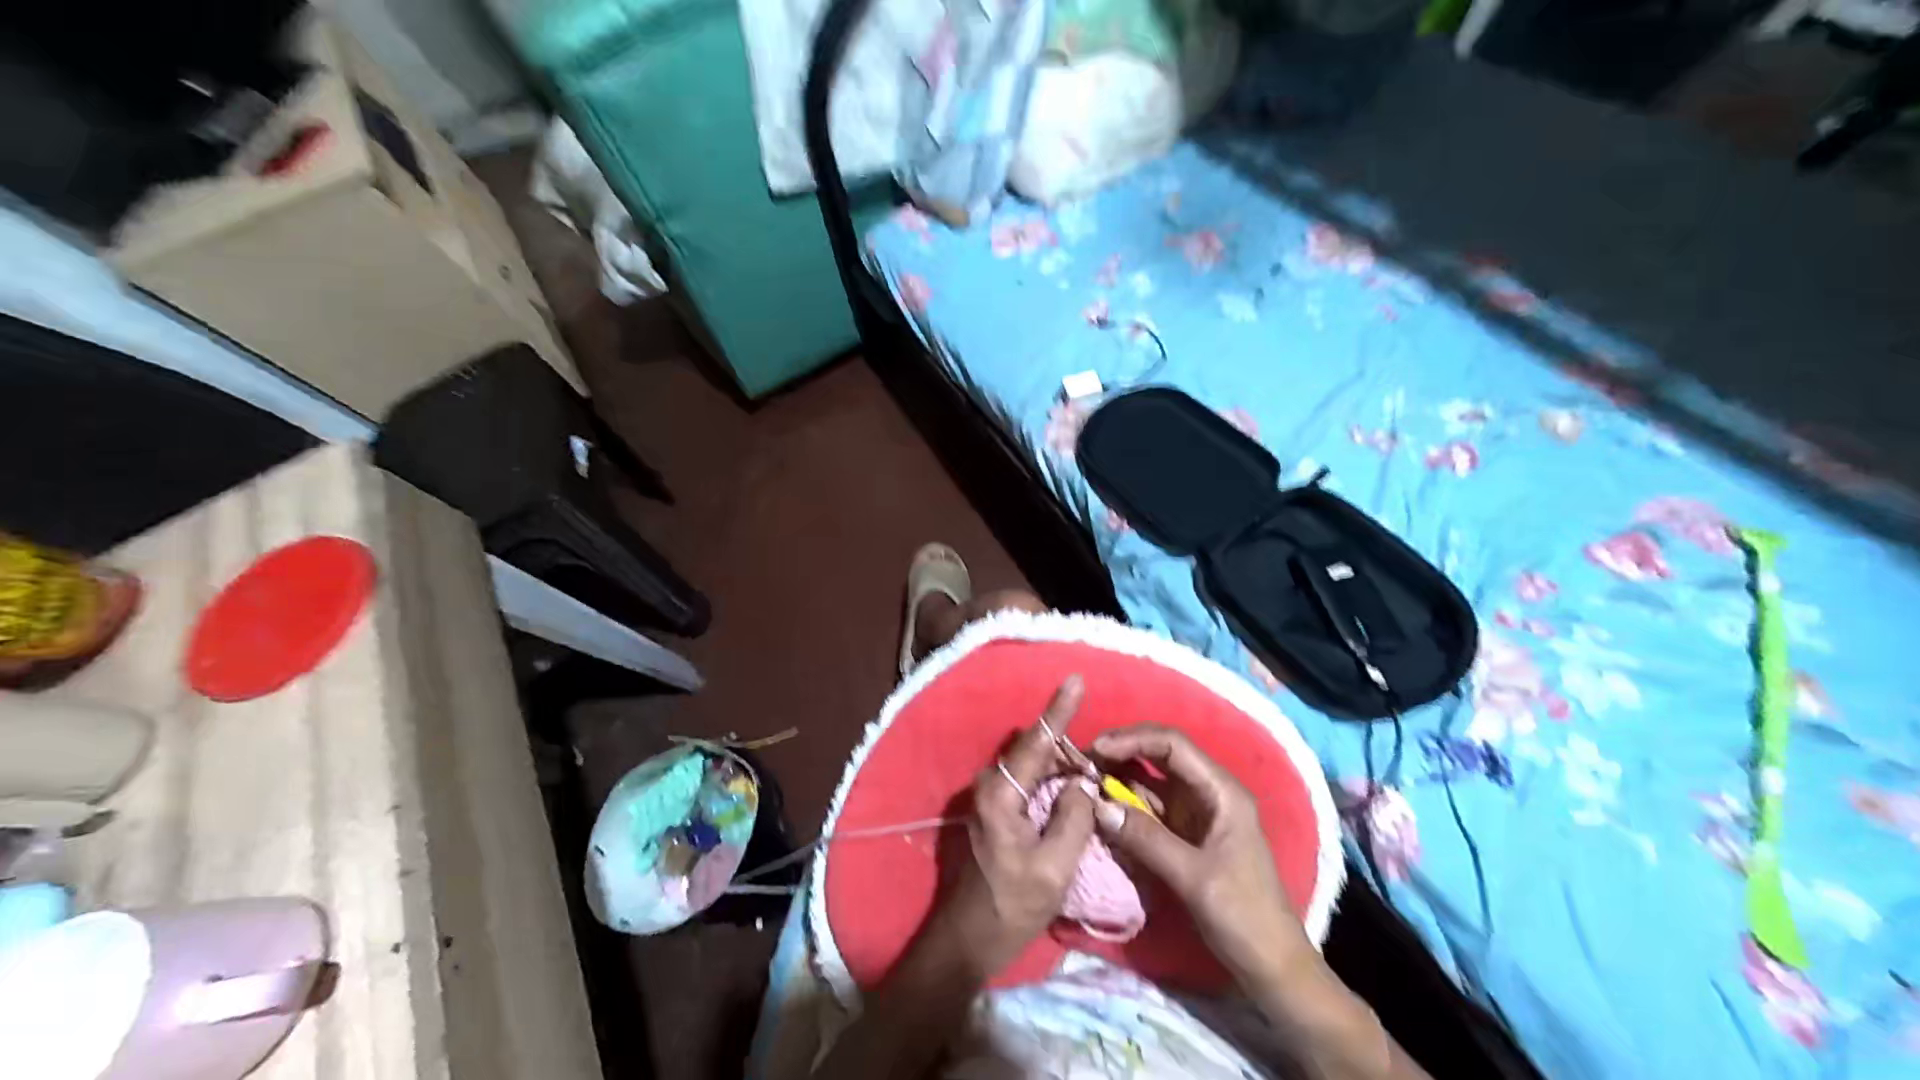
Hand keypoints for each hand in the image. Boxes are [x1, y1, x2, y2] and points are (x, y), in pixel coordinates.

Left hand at [935, 675, 1099, 977]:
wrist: (972, 936)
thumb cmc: (1012, 904)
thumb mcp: (1054, 866)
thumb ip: (1073, 818)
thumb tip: (1085, 783)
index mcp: (1002, 793)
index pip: (1036, 742)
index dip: (1058, 710)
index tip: (1075, 680)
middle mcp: (992, 785)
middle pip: (1037, 751)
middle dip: (1071, 748)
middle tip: (1106, 755)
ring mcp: (993, 797)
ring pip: (1035, 767)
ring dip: (1064, 766)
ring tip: (1098, 771)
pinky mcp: (998, 811)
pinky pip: (1031, 783)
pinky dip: (1055, 782)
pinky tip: (1078, 789)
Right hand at [1089, 724, 1312, 990]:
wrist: (1270, 964)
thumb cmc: (1242, 915)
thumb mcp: (1193, 877)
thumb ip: (1146, 838)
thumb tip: (1097, 805)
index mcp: (1221, 791)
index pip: (1172, 745)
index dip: (1133, 739)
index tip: (1097, 748)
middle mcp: (1207, 791)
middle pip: (1159, 754)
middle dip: (1121, 751)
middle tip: (1083, 759)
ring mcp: (1194, 811)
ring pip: (1150, 779)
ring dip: (1118, 775)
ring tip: (1084, 776)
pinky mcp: (1183, 832)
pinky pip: (1148, 806)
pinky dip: (1123, 802)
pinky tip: (1100, 803)